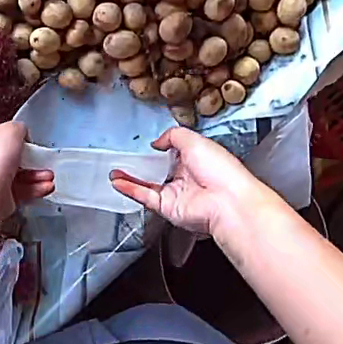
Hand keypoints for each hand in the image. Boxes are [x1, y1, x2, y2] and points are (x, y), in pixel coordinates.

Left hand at [0, 122, 52, 224]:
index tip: (31, 141)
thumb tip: (22, 133)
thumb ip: (19, 127)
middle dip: (33, 159)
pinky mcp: (0, 198)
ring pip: (20, 175)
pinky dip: (35, 188)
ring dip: (37, 174)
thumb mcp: (11, 129)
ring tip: (49, 176)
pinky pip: (21, 190)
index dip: (18, 137)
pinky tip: (46, 187)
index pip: (3, 135)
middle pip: (14, 156)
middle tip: (44, 160)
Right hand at [109, 127, 276, 240]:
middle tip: (127, 159)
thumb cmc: (222, 171)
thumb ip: (172, 136)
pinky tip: (118, 182)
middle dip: (143, 165)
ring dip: (130, 178)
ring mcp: (176, 193)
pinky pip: (144, 196)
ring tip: (115, 171)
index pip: (175, 152)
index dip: (162, 148)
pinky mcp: (168, 207)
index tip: (147, 144)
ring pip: (148, 184)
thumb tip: (157, 142)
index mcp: (198, 160)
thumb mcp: (194, 140)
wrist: (227, 202)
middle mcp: (186, 178)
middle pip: (159, 170)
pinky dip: (130, 189)